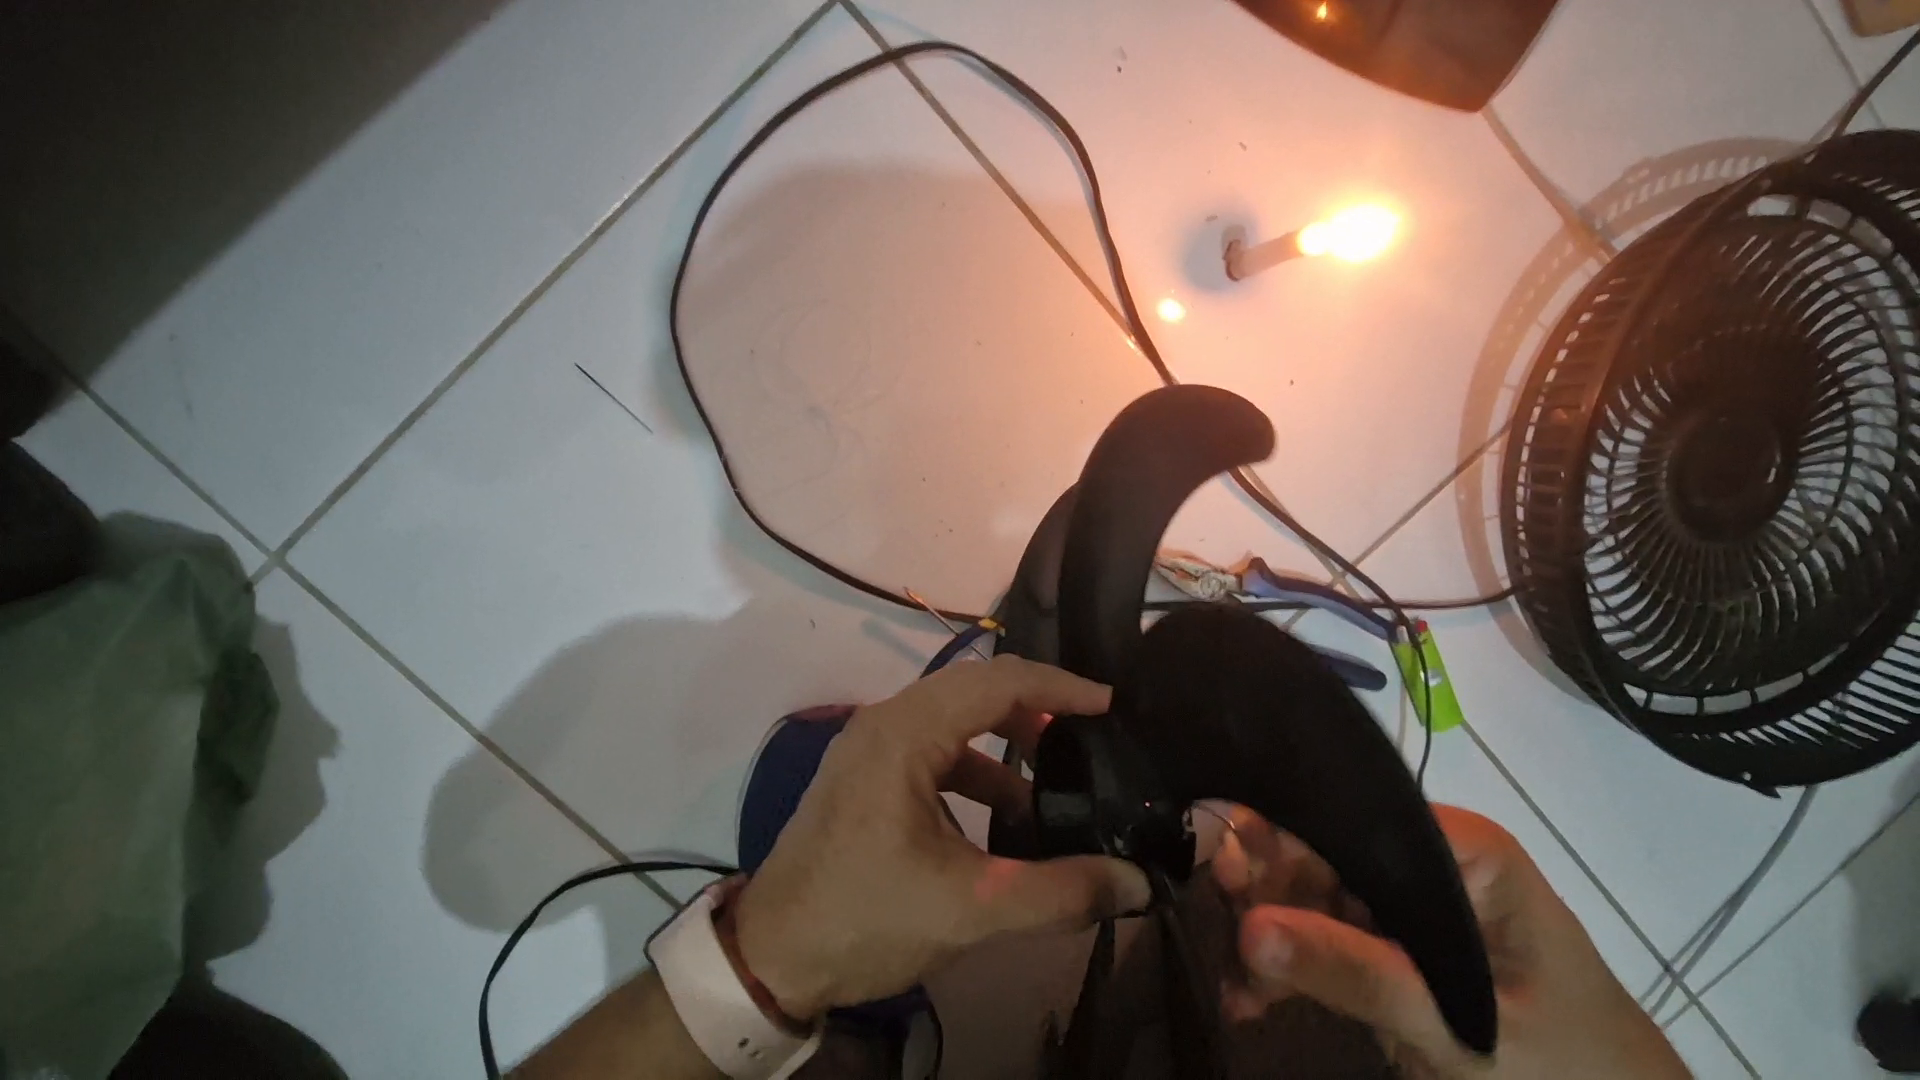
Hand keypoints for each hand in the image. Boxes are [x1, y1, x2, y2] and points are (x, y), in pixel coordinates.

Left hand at [731, 655, 1151, 1020]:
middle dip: (1036, 706)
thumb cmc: (865, 919)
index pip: (997, 681)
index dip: (1058, 686)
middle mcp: (884, 721)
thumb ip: (1059, 892)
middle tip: (1091, 731)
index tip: (1109, 706)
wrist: (770, 956)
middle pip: (975, 688)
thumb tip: (1137, 883)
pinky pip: (933, 748)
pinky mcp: (866, 772)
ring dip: (1006, 740)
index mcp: (904, 732)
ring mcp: (870, 745)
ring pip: (953, 718)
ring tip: (1057, 775)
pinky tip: (1006, 812)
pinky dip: (975, 768)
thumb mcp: (970, 909)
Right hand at [1217, 804, 1690, 1079]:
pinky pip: (1320, 937)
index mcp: (1460, 850)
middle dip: (1265, 899)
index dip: (1281, 841)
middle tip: (1226, 938)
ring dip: (1266, 942)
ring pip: (1308, 897)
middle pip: (1319, 854)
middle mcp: (1426, 859)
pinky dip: (1285, 969)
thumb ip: (1356, 974)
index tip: (1227, 880)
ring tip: (1238, 992)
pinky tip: (1251, 1001)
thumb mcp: (1461, 1027)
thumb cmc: (1569, 1069)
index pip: (1350, 819)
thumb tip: (1248, 929)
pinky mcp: (1390, 943)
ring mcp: (1405, 902)